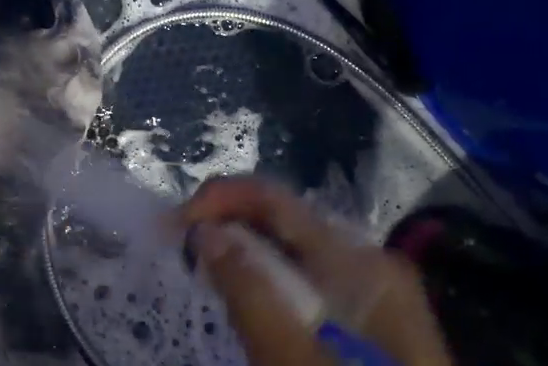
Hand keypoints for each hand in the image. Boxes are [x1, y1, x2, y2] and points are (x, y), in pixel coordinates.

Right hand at [178, 178, 453, 365]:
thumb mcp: (289, 356)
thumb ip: (245, 289)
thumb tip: (204, 231)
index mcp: (357, 259)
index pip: (270, 197)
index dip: (213, 200)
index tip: (169, 228)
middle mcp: (371, 260)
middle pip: (280, 218)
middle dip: (225, 226)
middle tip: (182, 252)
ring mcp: (378, 291)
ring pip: (292, 248)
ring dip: (243, 253)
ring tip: (208, 275)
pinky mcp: (376, 320)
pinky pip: (310, 277)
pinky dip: (271, 278)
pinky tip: (250, 300)